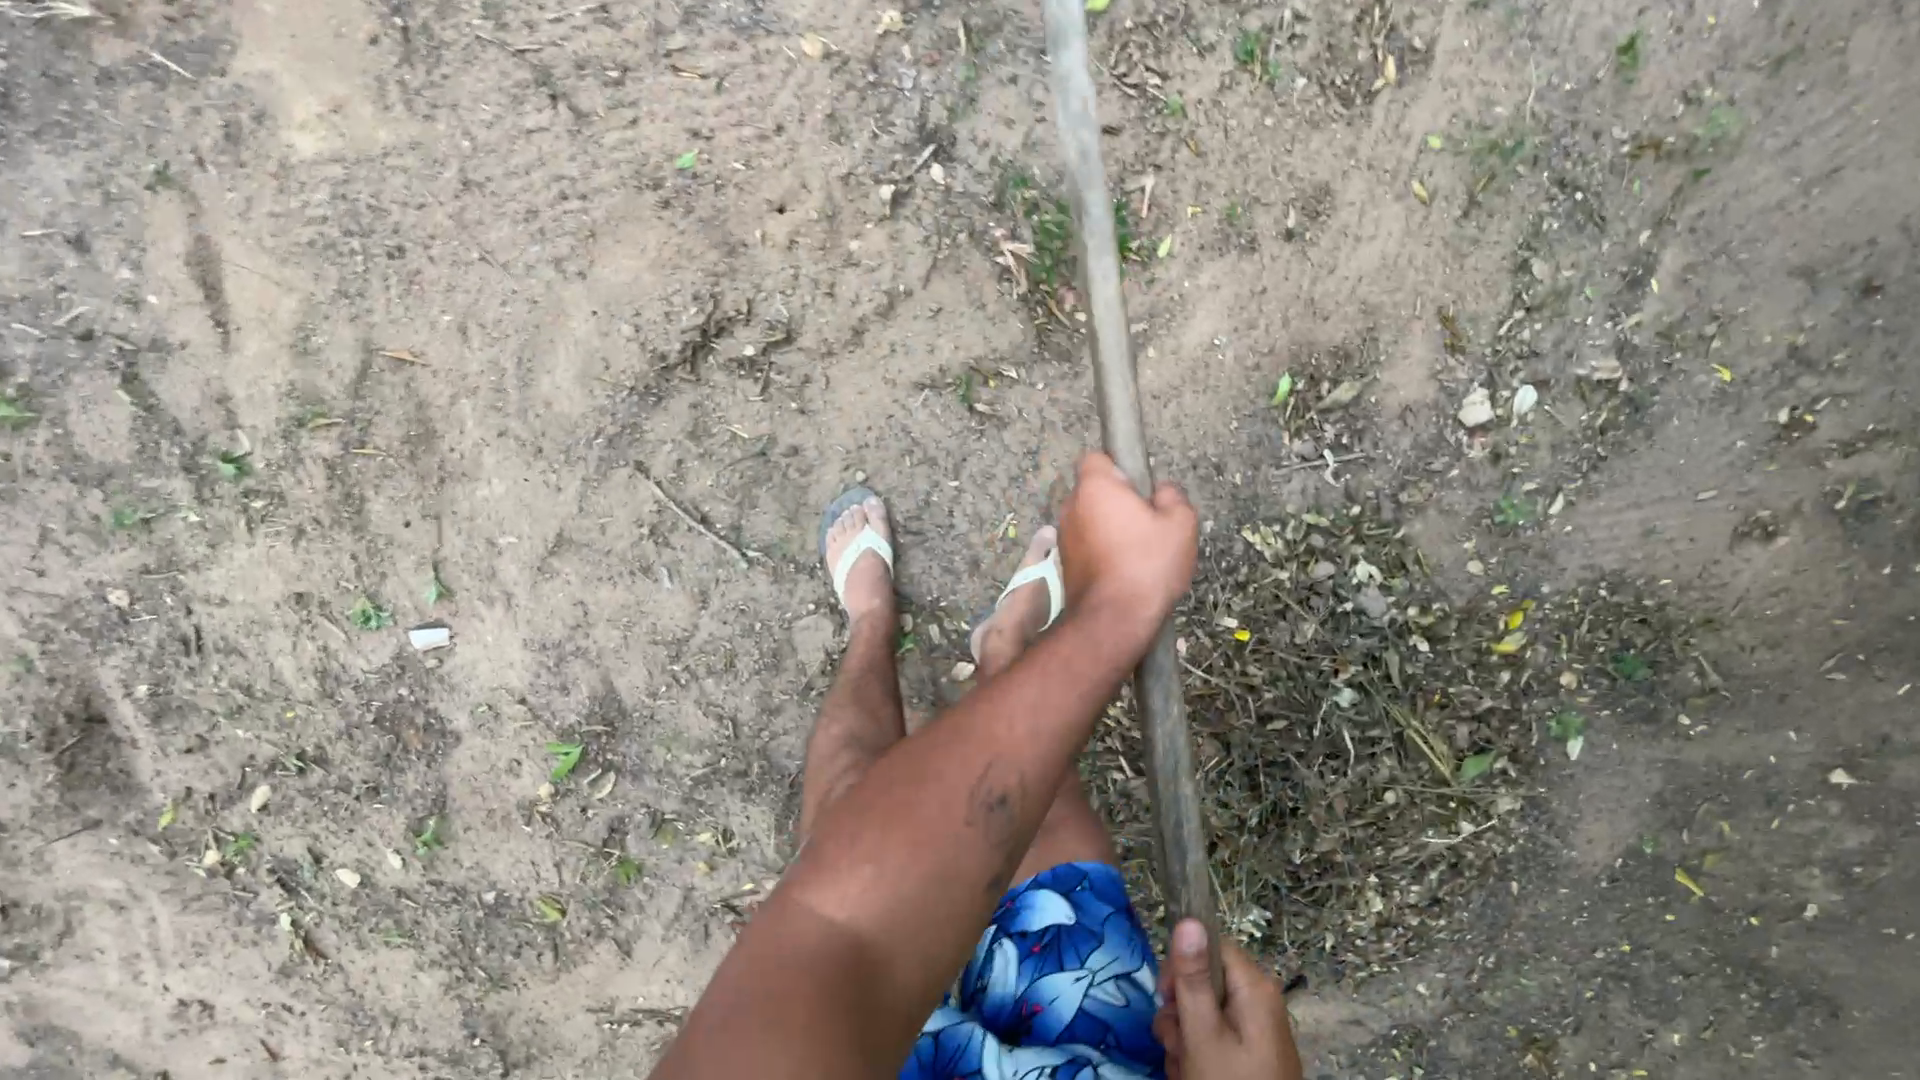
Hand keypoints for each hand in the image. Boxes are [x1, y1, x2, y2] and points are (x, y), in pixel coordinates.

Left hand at [1057, 453, 1197, 641]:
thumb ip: (1172, 496)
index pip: (1096, 458)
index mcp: (1094, 487)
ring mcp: (1063, 536)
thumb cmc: (1148, 564)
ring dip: (1109, 528)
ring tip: (1138, 551)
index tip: (1138, 488)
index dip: (1118, 467)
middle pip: (1094, 491)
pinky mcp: (1063, 562)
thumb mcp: (1180, 523)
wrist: (1113, 618)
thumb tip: (1161, 491)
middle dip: (1116, 500)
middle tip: (1145, 522)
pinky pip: (1086, 544)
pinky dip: (1101, 550)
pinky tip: (1124, 570)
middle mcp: (1070, 507)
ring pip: (1090, 519)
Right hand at [1153, 920, 1302, 1079]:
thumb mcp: (1202, 1033)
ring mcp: (1256, 1028)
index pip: (1211, 945)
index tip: (1165, 994)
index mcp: (1256, 987)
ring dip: (1183, 1034)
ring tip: (1182, 1064)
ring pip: (1204, 1010)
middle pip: (1205, 979)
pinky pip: (1215, 1034)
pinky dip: (1198, 1050)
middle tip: (1173, 1038)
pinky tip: (1190, 1071)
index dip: (1183, 965)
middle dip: (1180, 1008)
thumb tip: (1188, 919)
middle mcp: (1260, 1000)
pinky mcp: (1251, 1051)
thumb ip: (1192, 978)